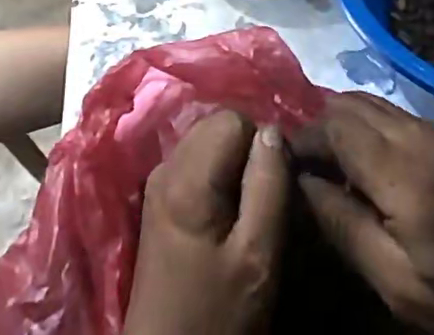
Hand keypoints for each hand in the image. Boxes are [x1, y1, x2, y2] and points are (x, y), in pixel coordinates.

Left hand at [124, 110, 290, 334]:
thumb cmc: (216, 315)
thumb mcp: (257, 256)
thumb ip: (269, 186)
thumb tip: (272, 130)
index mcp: (185, 175)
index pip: (233, 118)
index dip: (262, 144)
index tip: (275, 185)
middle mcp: (165, 165)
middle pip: (218, 124)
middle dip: (247, 152)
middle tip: (263, 199)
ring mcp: (158, 180)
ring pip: (208, 141)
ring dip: (234, 165)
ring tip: (248, 210)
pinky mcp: (159, 198)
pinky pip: (197, 161)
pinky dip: (218, 176)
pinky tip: (226, 217)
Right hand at [290, 93, 433, 334]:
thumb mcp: (398, 283)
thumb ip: (343, 226)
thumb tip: (300, 182)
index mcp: (403, 172)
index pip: (332, 126)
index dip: (300, 138)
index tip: (278, 162)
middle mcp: (415, 134)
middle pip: (345, 104)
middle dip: (314, 125)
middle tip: (297, 165)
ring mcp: (431, 129)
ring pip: (364, 101)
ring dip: (336, 122)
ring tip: (322, 163)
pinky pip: (385, 111)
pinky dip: (359, 123)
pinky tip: (356, 161)